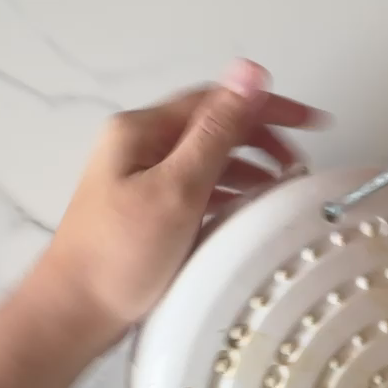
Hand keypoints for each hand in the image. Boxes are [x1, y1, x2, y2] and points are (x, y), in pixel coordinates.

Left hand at [30, 60, 324, 346]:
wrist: (75, 315)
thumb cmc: (120, 257)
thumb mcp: (177, 188)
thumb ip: (216, 132)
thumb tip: (248, 72)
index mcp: (141, 130)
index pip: (217, 101)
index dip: (269, 106)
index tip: (312, 121)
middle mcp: (140, 147)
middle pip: (213, 126)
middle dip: (262, 137)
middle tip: (299, 161)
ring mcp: (143, 180)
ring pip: (209, 159)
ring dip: (249, 165)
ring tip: (283, 187)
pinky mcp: (149, 211)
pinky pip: (200, 187)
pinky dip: (230, 191)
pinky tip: (249, 208)